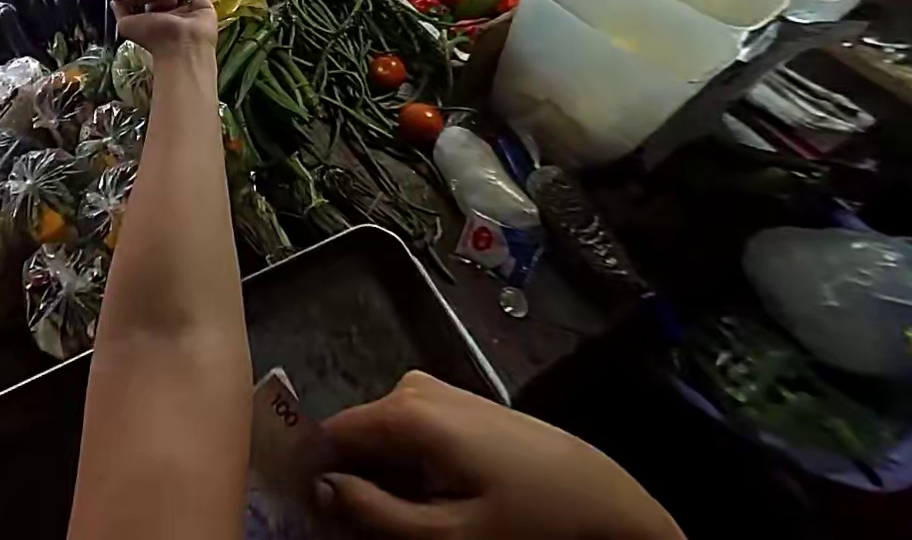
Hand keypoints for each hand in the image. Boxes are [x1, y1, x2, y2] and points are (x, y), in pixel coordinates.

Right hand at [318, 371, 682, 539]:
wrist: (596, 493)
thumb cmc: (525, 517)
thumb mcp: (450, 534)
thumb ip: (377, 513)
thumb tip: (320, 491)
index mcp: (404, 410)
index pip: (332, 435)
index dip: (316, 476)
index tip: (315, 517)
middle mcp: (410, 386)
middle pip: (357, 437)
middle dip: (354, 483)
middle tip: (367, 531)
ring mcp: (431, 390)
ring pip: (381, 438)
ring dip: (382, 480)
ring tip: (409, 524)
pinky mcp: (450, 403)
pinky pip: (407, 434)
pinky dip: (406, 469)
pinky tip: (433, 502)